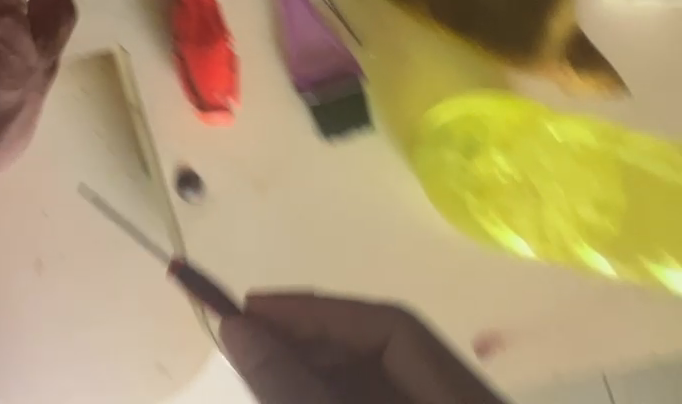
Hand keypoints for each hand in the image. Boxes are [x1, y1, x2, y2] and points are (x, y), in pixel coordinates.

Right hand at [222, 293, 505, 403]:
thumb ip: (293, 384)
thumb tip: (233, 323)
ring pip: (374, 376)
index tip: (249, 311)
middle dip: (308, 339)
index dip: (317, 311)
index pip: (394, 325)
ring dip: (312, 364)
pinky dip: (328, 387)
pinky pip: (374, 395)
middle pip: (381, 349)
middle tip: (246, 340)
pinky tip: (293, 387)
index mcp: (471, 398)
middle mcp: (469, 399)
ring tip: (262, 365)